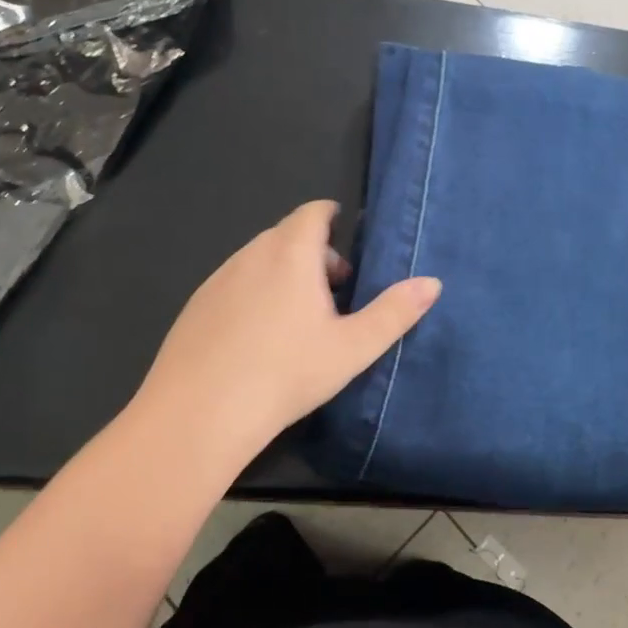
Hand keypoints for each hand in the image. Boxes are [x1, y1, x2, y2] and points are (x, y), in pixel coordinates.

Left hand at [135, 201, 440, 456]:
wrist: (198, 414)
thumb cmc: (285, 374)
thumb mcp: (352, 348)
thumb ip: (394, 313)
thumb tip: (433, 283)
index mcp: (292, 254)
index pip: (313, 213)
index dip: (332, 218)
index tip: (347, 239)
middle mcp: (251, 255)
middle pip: (288, 236)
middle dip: (315, 253)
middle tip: (336, 292)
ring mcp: (218, 279)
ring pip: (259, 260)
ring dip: (284, 273)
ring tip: (300, 319)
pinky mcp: (195, 306)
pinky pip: (234, 284)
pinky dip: (254, 294)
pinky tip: (259, 339)